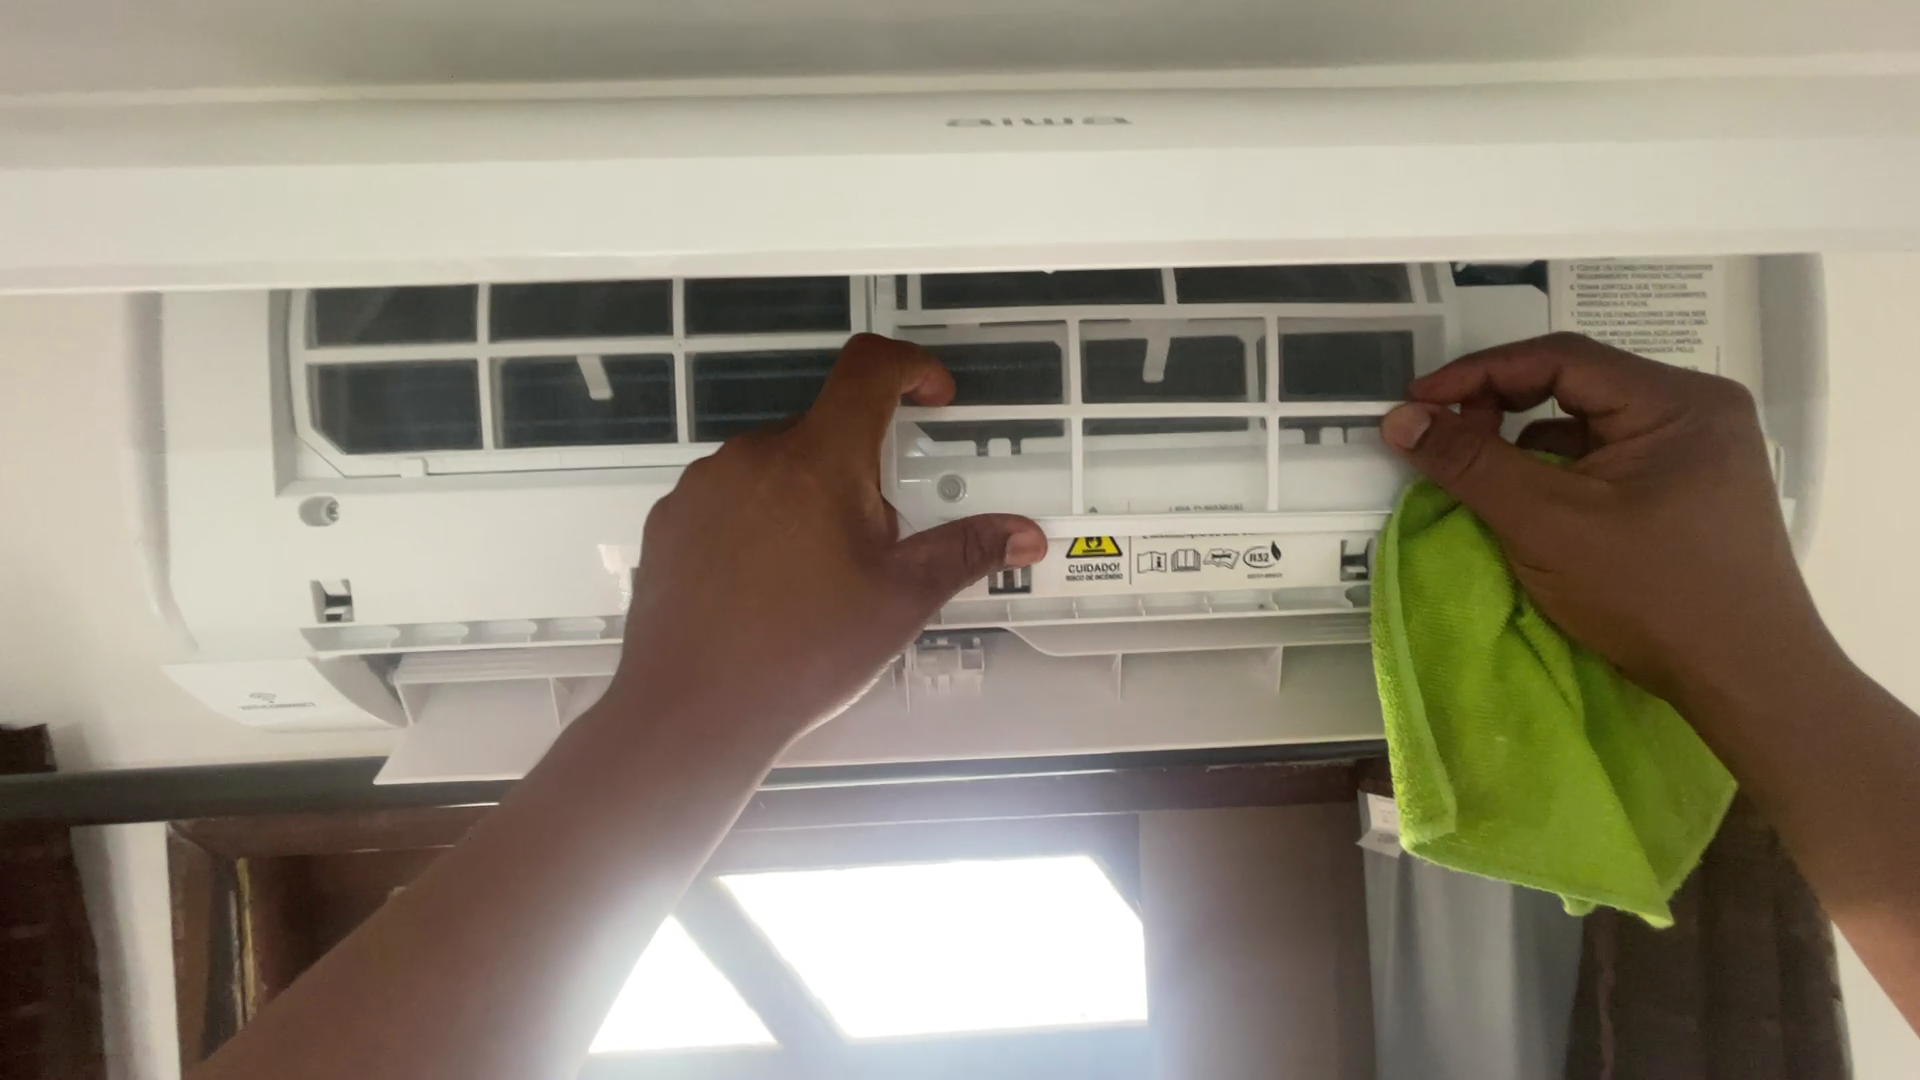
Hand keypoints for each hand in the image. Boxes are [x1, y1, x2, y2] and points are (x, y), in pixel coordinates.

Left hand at [613, 333, 1047, 738]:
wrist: (692, 713)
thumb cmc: (804, 653)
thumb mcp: (902, 600)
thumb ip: (967, 552)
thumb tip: (1027, 534)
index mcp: (818, 461)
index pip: (870, 368)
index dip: (912, 367)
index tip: (933, 397)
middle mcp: (754, 456)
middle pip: (827, 429)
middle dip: (863, 469)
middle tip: (874, 543)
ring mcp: (703, 485)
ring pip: (778, 465)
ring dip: (810, 495)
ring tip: (815, 574)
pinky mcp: (671, 519)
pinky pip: (732, 494)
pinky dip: (761, 518)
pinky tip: (764, 583)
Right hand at [1379, 332, 1830, 706]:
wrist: (1740, 676)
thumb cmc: (1648, 590)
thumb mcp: (1542, 520)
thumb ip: (1466, 462)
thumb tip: (1399, 419)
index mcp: (1676, 402)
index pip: (1558, 359)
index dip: (1476, 373)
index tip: (1416, 402)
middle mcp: (1690, 412)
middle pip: (1570, 384)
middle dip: (1495, 404)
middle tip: (1440, 435)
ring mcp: (1686, 452)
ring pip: (1577, 422)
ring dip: (1515, 438)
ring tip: (1471, 467)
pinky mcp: (1673, 488)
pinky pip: (1591, 456)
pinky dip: (1542, 466)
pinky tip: (1517, 496)